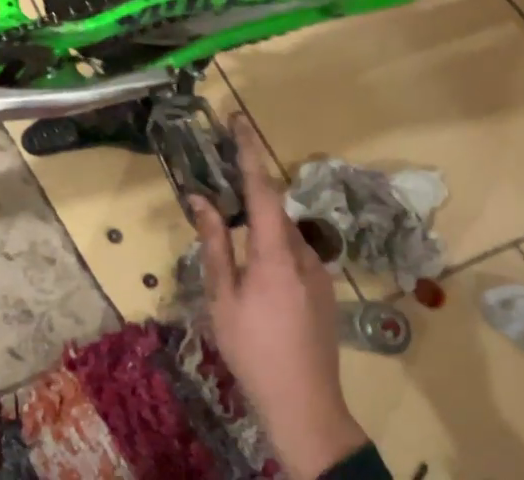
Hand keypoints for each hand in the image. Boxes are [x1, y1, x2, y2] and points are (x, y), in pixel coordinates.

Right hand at [189, 123, 368, 478]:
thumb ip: (214, 244)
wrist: (305, 404)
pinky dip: (270, 249)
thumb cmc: (252, 349)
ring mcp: (318, 274)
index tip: (238, 119)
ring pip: (283, 235)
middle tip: (218, 190)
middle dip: (248, 193)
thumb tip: (200, 200)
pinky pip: (293, 255)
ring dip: (258, 228)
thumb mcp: (222, 297)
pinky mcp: (322, 291)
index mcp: (275, 252)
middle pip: (273, 209)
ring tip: (231, 249)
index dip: (248, 151)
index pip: (261, 188)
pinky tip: (253, 279)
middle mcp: (303, 254)